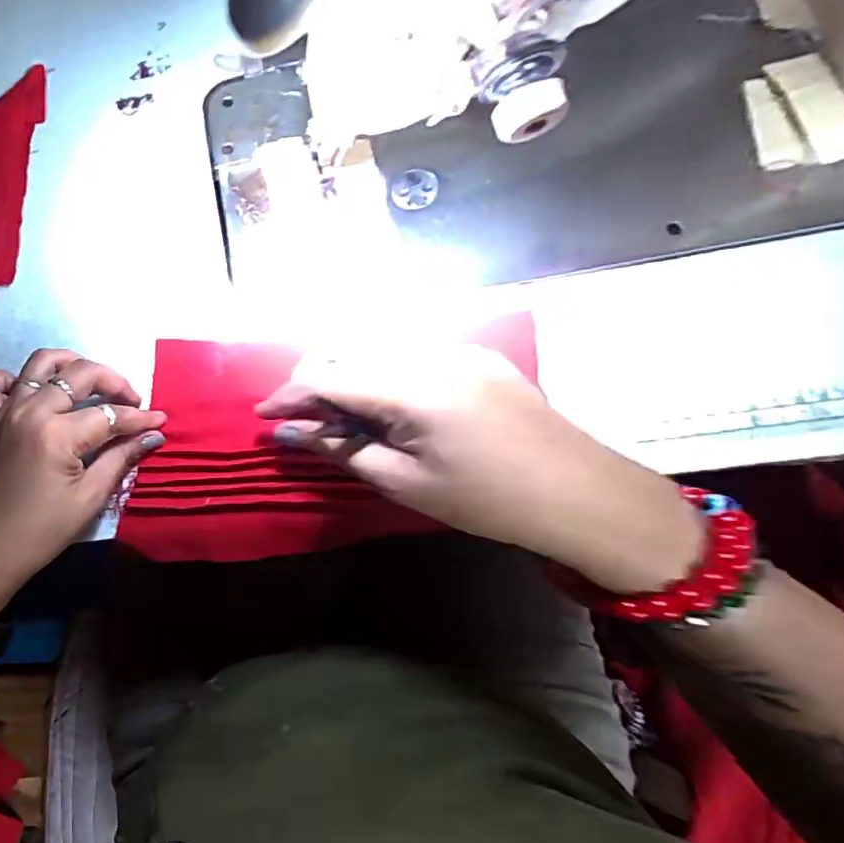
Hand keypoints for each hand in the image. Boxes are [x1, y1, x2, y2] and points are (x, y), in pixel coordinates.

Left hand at [0, 350, 165, 614]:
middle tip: (132, 401)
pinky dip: (12, 378)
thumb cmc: (43, 531)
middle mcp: (30, 411)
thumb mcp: (90, 498)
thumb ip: (121, 458)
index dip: (139, 417)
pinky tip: (31, 390)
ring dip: (70, 363)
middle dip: (113, 381)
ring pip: (39, 363)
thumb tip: (153, 435)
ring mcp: (6, 412)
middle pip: (79, 374)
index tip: (160, 420)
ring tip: (91, 379)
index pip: (109, 414)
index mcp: (57, 434)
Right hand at [254, 345, 702, 593]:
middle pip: (349, 347)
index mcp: (412, 386)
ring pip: (379, 343)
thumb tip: (292, 430)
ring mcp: (458, 347)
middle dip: (316, 379)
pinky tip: (388, 402)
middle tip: (306, 420)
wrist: (578, 492)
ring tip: (344, 414)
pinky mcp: (477, 353)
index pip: (328, 375)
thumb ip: (342, 449)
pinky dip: (384, 369)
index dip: (289, 395)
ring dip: (350, 371)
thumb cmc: (485, 499)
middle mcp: (431, 351)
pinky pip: (412, 349)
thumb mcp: (404, 482)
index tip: (265, 416)